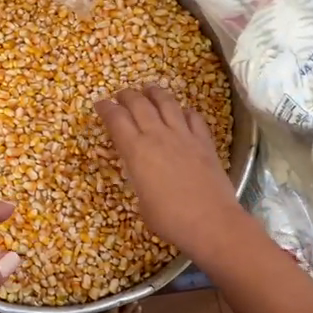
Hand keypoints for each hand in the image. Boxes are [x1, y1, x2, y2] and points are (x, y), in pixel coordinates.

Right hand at [95, 85, 248, 259]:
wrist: (211, 222)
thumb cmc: (169, 219)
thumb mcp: (140, 199)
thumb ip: (137, 175)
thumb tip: (138, 167)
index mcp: (136, 150)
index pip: (115, 118)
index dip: (105, 108)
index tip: (100, 105)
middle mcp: (157, 135)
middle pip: (138, 103)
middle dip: (125, 95)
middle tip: (120, 95)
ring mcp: (183, 135)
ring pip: (166, 102)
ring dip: (154, 92)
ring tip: (148, 90)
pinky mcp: (204, 141)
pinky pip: (193, 116)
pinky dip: (183, 111)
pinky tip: (181, 113)